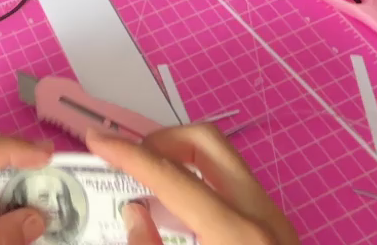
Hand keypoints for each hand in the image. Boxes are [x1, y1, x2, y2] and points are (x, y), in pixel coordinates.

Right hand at [87, 125, 297, 244]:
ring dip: (181, 160)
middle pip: (205, 143)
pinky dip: (201, 183)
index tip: (95, 141)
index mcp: (237, 236)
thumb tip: (135, 212)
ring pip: (223, 161)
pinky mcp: (281, 239)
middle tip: (130, 164)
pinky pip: (234, 188)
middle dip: (161, 142)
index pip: (171, 175)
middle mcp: (262, 218)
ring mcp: (277, 226)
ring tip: (149, 186)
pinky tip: (180, 216)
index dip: (127, 154)